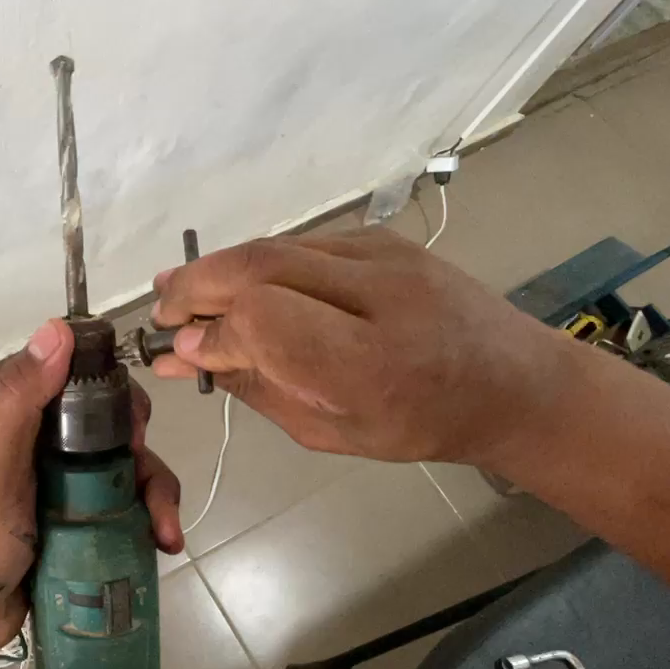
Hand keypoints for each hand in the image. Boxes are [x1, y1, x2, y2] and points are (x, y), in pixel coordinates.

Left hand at [0, 318, 183, 650]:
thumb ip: (17, 401)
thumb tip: (58, 328)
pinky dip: (151, 520)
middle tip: (148, 485)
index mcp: (19, 421)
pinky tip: (163, 544)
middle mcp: (46, 447)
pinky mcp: (83, 523)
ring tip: (165, 533)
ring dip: (157, 494)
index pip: (76, 382)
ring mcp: (67, 487)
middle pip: (114, 427)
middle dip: (144, 451)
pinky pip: (127, 507)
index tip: (133, 425)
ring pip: (128, 469)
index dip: (114, 393)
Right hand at [150, 229, 575, 465]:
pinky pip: (298, 245)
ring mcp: (384, 256)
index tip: (179, 350)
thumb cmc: (414, 425)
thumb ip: (251, 386)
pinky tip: (232, 285)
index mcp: (369, 364)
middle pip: (260, 266)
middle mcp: (379, 296)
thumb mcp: (326, 429)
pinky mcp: (382, 238)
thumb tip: (180, 357)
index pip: (263, 321)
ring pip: (273, 247)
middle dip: (196, 284)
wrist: (509, 381)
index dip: (210, 332)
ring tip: (179, 293)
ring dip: (216, 268)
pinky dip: (253, 264)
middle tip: (160, 309)